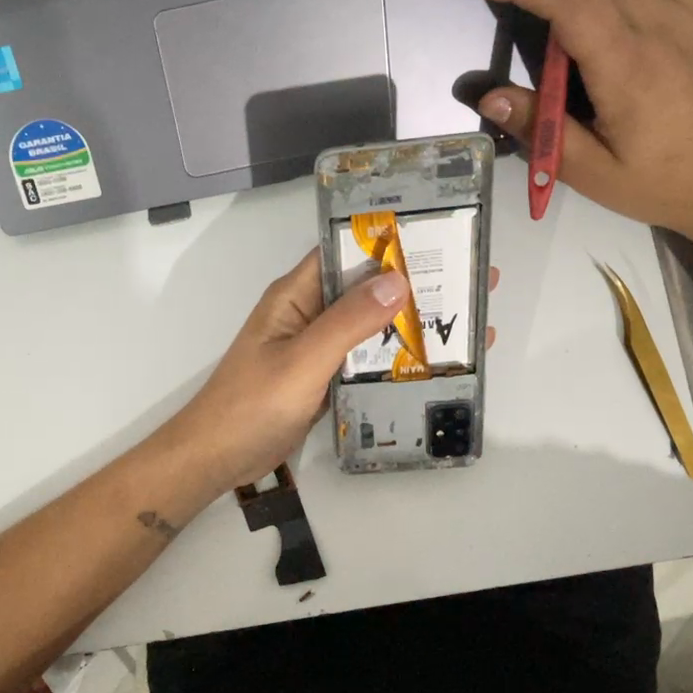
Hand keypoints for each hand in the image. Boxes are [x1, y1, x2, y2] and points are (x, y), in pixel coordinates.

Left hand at [164, 249, 498, 492]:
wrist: (218, 459)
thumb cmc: (251, 405)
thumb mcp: (302, 360)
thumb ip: (347, 322)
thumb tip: (398, 280)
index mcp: (295, 296)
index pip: (345, 252)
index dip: (389, 240)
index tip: (440, 233)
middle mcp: (308, 314)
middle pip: (366, 289)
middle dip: (414, 283)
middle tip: (473, 279)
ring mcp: (316, 348)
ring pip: (370, 326)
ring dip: (410, 323)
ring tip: (468, 319)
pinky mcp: (323, 379)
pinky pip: (365, 360)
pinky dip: (395, 359)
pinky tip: (433, 363)